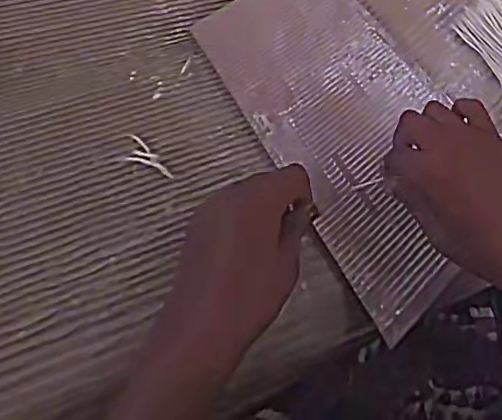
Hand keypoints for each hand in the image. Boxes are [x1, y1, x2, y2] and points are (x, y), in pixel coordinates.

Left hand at [151, 165, 315, 366]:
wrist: (200, 327)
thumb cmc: (248, 298)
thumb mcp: (287, 265)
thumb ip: (296, 229)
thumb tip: (298, 213)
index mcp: (260, 196)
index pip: (293, 175)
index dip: (304, 194)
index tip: (304, 216)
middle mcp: (233, 193)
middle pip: (267, 181)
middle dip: (281, 201)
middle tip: (287, 235)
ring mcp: (211, 206)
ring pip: (245, 195)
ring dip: (258, 211)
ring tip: (262, 250)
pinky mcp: (196, 222)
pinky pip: (226, 210)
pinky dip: (238, 221)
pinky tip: (239, 256)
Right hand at [385, 100, 501, 312]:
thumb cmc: (485, 246)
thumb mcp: (435, 232)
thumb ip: (413, 200)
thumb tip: (400, 184)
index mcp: (427, 171)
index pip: (395, 156)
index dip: (391, 167)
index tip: (393, 176)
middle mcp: (445, 145)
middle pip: (409, 122)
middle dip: (403, 139)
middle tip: (407, 156)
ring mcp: (469, 136)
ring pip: (434, 109)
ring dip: (427, 124)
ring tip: (430, 144)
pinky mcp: (489, 135)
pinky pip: (469, 106)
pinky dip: (458, 111)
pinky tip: (457, 128)